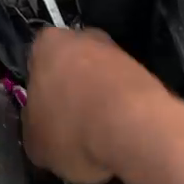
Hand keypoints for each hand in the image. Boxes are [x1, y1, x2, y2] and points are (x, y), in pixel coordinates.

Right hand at [22, 27, 183, 183]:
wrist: (137, 131)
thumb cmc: (73, 132)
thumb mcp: (36, 145)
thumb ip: (34, 132)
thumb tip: (42, 134)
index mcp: (46, 45)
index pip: (36, 70)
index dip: (40, 101)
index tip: (47, 125)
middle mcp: (84, 37)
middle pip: (72, 73)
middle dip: (72, 99)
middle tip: (73, 134)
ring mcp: (120, 54)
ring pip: (102, 84)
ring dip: (100, 108)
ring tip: (101, 143)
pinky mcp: (148, 75)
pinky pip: (127, 98)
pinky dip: (124, 116)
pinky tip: (123, 140)